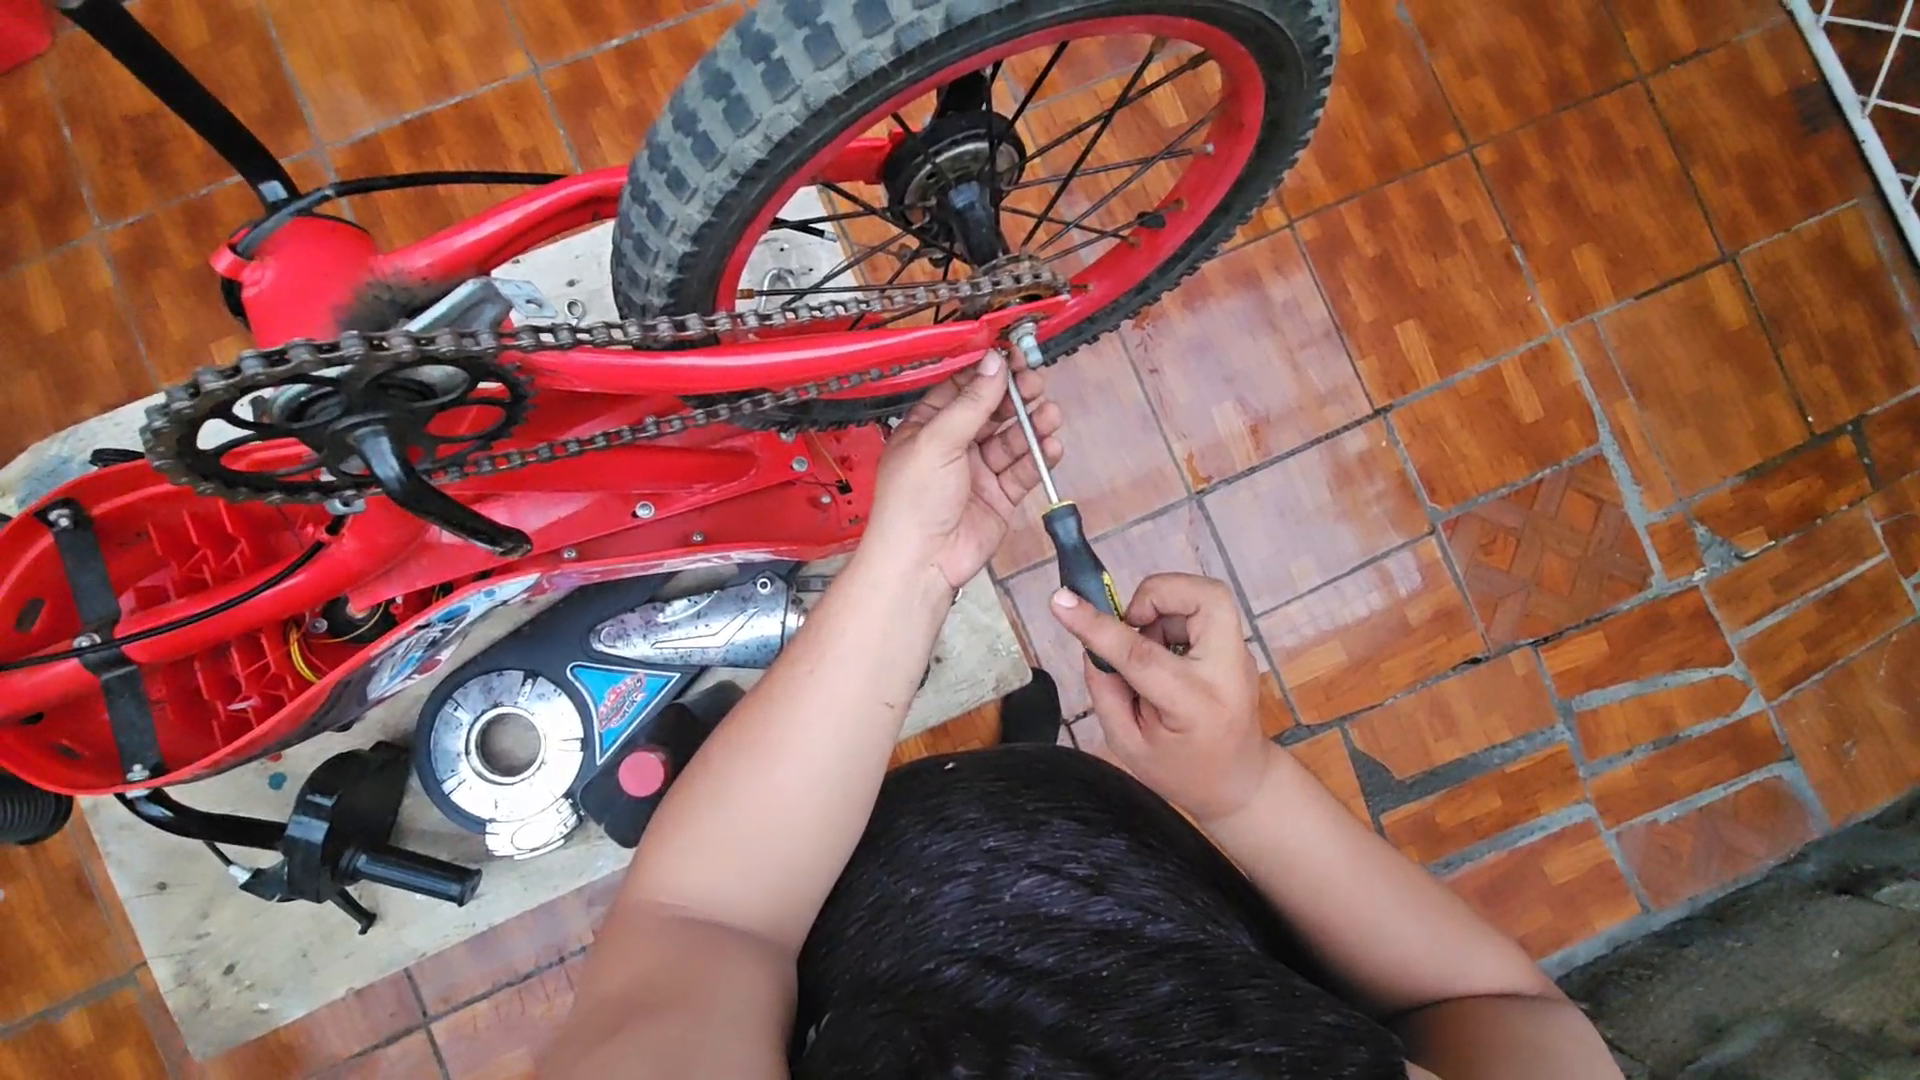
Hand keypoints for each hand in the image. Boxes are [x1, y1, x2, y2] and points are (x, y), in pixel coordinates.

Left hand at [863, 350, 1063, 590]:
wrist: (922, 560)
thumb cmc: (911, 504)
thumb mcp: (937, 441)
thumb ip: (970, 403)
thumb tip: (993, 365)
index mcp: (928, 427)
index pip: (962, 389)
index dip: (989, 374)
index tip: (1014, 357)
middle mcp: (953, 446)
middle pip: (992, 412)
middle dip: (1016, 397)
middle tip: (1036, 383)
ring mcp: (978, 472)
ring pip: (1012, 439)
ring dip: (1032, 424)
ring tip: (1049, 413)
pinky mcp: (999, 496)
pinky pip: (1023, 469)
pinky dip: (1039, 456)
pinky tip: (1050, 444)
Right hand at [1049, 573, 1272, 824]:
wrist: (1240, 782)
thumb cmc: (1179, 771)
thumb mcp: (1127, 744)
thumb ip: (1105, 689)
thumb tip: (1092, 640)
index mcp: (1196, 706)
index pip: (1142, 655)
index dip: (1097, 626)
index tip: (1061, 601)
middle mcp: (1228, 671)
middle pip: (1206, 596)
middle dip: (1157, 593)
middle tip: (1132, 620)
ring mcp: (1240, 655)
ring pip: (1205, 595)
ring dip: (1163, 608)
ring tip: (1147, 644)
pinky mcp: (1239, 646)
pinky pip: (1203, 610)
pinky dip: (1173, 618)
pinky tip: (1164, 652)